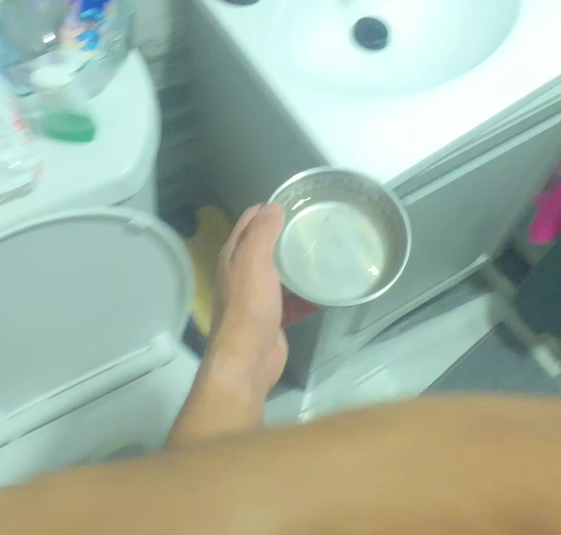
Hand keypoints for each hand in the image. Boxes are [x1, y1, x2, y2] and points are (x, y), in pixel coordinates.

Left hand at [207, 203, 312, 398]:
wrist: (249, 359)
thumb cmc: (249, 305)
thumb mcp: (253, 260)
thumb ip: (262, 231)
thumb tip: (274, 206)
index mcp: (234, 255)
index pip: (249, 221)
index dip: (268, 209)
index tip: (294, 201)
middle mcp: (242, 273)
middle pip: (266, 246)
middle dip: (286, 235)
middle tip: (315, 226)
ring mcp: (257, 296)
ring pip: (280, 273)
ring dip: (298, 265)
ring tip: (325, 254)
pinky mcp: (273, 317)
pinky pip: (293, 301)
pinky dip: (307, 296)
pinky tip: (326, 292)